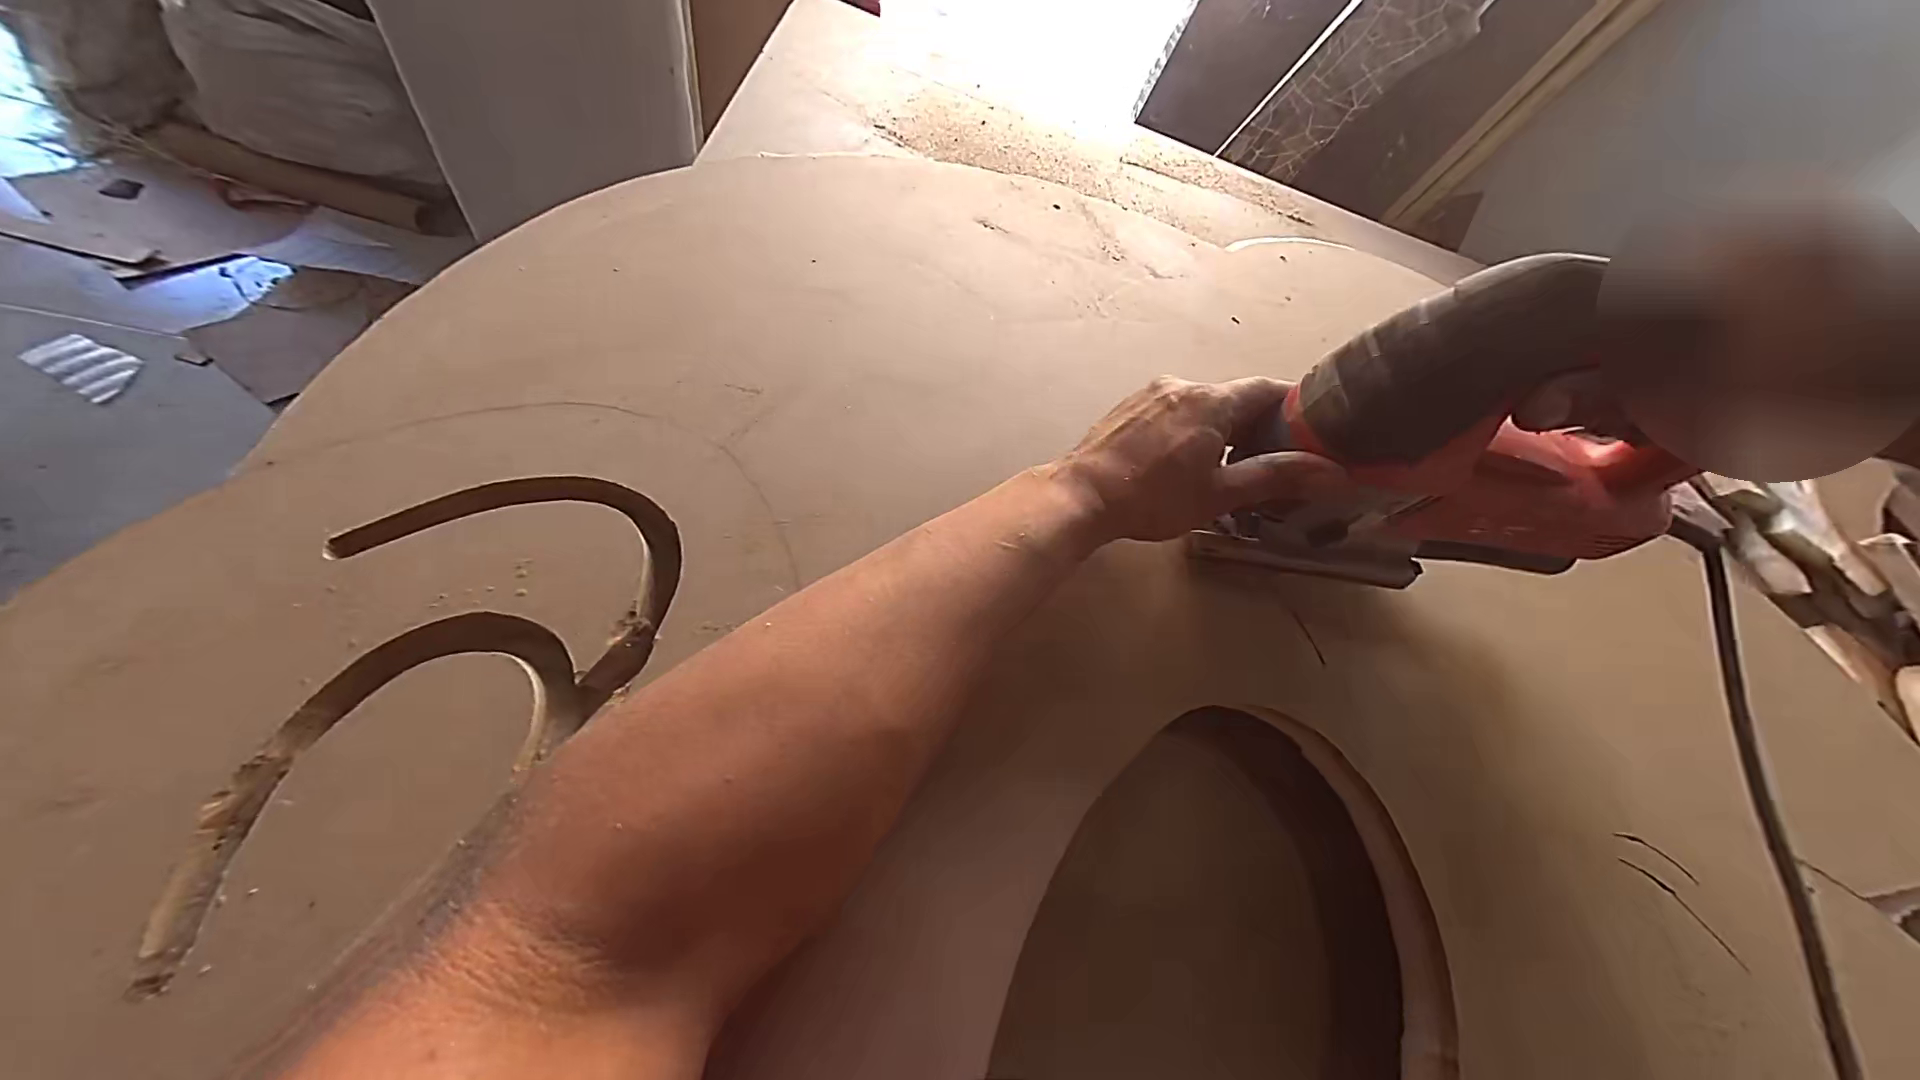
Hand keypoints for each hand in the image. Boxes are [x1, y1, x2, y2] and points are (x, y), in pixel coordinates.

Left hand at [1051, 376, 1347, 543]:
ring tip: (1216, 469)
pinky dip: (1185, 429)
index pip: (1269, 390)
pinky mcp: (1126, 408)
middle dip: (1253, 427)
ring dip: (1216, 430)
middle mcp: (1181, 386)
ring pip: (1199, 405)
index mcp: (1211, 400)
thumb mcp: (1218, 494)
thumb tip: (1332, 473)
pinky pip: (1169, 411)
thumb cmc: (1150, 498)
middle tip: (1261, 464)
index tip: (1304, 438)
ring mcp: (1148, 394)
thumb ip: (1275, 477)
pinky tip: (1176, 462)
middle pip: (1233, 398)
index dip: (1292, 412)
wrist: (1080, 495)